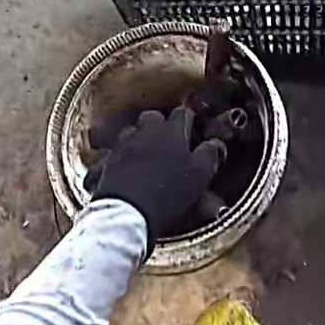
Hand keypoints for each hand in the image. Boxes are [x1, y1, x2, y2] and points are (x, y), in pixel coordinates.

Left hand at [90, 107, 225, 244]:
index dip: (189, 120)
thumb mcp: (200, 175)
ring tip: (147, 154)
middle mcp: (147, 130)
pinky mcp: (107, 160)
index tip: (193, 129)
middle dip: (161, 125)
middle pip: (154, 117)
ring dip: (140, 138)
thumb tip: (216, 144)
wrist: (128, 210)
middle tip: (169, 141)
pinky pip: (115, 152)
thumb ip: (210, 154)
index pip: (183, 113)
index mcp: (172, 130)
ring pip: (133, 131)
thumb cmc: (168, 191)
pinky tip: (126, 168)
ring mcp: (124, 143)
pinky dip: (121, 156)